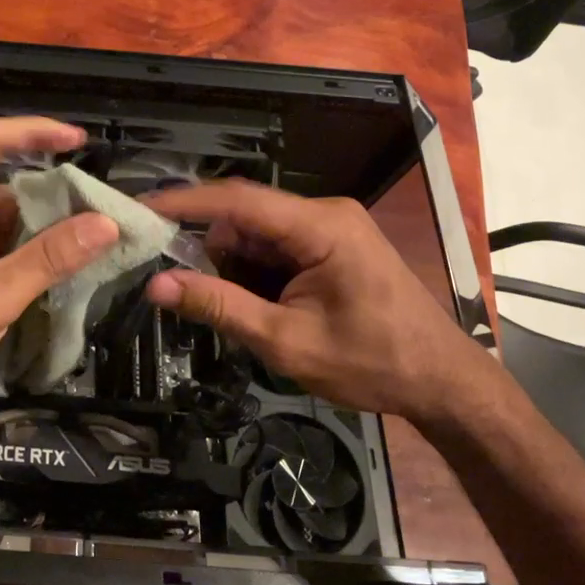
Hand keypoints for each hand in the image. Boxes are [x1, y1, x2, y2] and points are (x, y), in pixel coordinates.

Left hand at [0, 117, 119, 410]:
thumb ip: (48, 259)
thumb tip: (105, 224)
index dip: (32, 130)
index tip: (77, 139)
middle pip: (5, 181)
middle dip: (53, 190)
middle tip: (101, 206)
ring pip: (7, 214)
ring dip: (46, 223)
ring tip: (94, 235)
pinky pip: (1, 241)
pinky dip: (31, 247)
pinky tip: (64, 260)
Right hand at [143, 181, 495, 423]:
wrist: (444, 384)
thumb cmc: (373, 363)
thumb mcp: (286, 341)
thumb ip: (220, 307)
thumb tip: (157, 285)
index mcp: (320, 226)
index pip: (237, 200)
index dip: (184, 202)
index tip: (139, 208)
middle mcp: (325, 214)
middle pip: (244, 218)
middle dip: (211, 252)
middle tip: (185, 291)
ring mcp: (332, 229)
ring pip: (258, 234)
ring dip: (236, 268)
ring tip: (235, 313)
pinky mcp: (334, 246)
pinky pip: (278, 247)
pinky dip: (257, 274)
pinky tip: (260, 308)